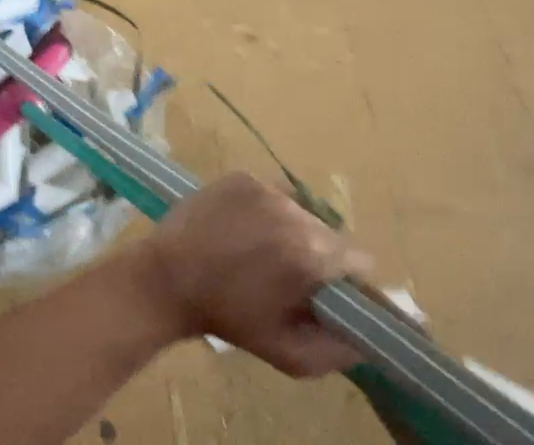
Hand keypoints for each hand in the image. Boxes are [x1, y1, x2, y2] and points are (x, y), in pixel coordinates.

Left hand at [138, 172, 372, 376]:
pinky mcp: (241, 178)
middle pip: (331, 234)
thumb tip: (367, 339)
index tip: (326, 291)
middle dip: (318, 255)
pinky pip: (274, 193)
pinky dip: (269, 209)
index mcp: (312, 254)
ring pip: (303, 211)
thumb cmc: (227, 318)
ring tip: (261, 250)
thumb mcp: (289, 354)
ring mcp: (265, 189)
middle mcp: (294, 213)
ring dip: (293, 230)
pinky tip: (245, 228)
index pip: (360, 261)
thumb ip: (339, 352)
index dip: (347, 280)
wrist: (166, 279)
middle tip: (287, 274)